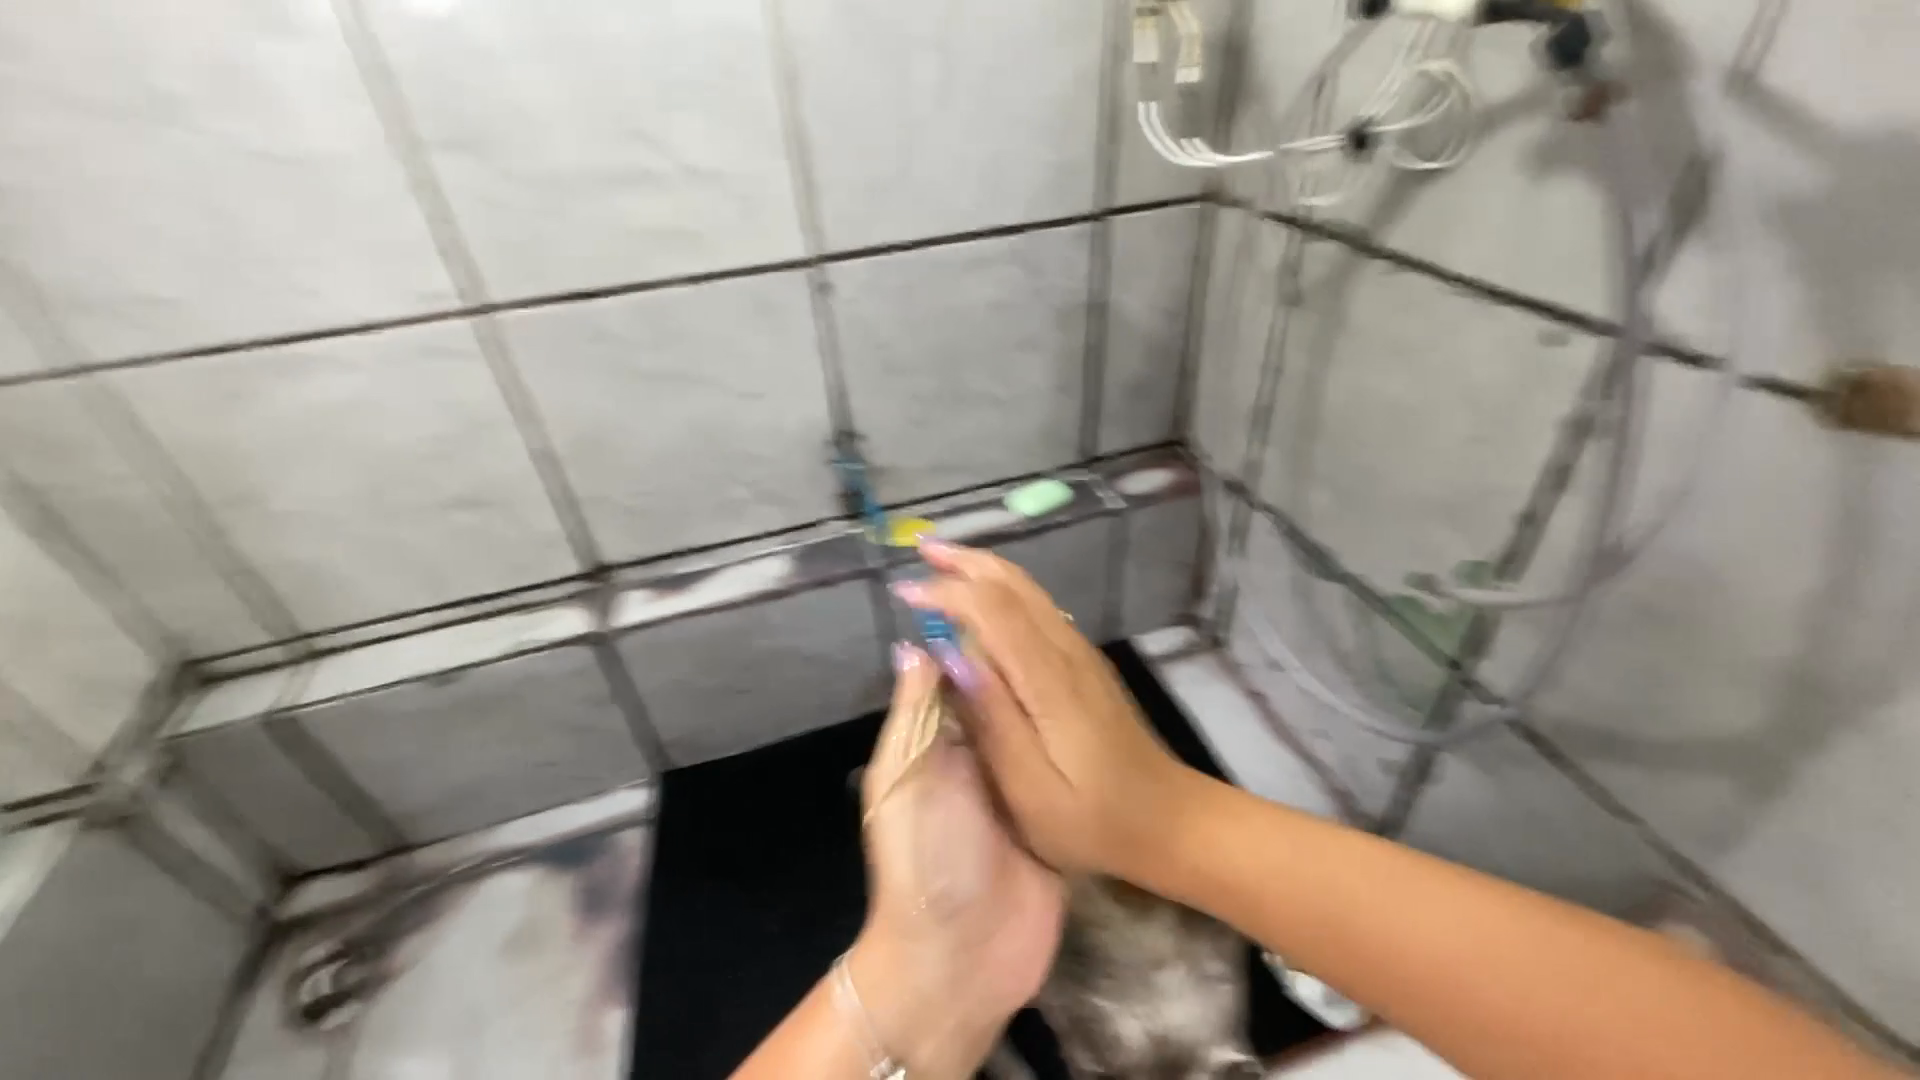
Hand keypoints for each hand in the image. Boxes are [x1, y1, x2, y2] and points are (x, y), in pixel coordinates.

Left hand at [848, 642, 1064, 1076]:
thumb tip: (915, 644)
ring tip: (1081, 648)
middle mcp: (973, 759)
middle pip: (996, 699)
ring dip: (1047, 697)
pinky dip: (1071, 741)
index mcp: (932, 746)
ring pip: (1030, 728)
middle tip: (1059, 616)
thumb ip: (916, 713)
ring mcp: (1014, 789)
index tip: (1002, 597)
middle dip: (1017, 664)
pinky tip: (1098, 706)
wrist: (963, 959)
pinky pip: (1056, 768)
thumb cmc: (926, 858)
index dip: (972, 641)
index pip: (954, 680)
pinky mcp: (1048, 817)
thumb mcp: (906, 778)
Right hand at [893, 542, 1197, 879]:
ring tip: (941, 561)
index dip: (947, 592)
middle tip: (921, 547)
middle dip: (965, 561)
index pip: (993, 610)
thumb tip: (950, 657)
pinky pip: (1038, 610)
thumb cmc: (1093, 820)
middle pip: (1014, 585)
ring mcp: (1081, 656)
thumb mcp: (1031, 789)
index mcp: (1050, 680)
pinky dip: (1003, 592)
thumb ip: (992, 720)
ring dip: (984, 570)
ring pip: (1029, 592)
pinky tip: (983, 602)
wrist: (1169, 821)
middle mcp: (1068, 653)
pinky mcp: (1085, 667)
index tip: (904, 593)